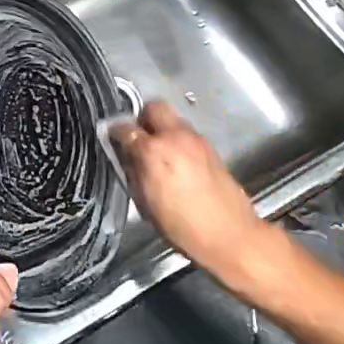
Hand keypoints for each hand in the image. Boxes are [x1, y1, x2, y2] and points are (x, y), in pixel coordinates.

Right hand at [111, 102, 272, 281]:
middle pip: (154, 107)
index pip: (126, 128)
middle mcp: (175, 137)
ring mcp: (196, 140)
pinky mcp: (211, 148)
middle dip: (143, 118)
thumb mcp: (146, 203)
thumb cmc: (182, 227)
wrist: (230, 236)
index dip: (116, 131)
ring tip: (160, 152)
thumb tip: (127, 157)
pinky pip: (188, 134)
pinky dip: (178, 140)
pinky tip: (179, 162)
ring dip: (163, 129)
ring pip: (173, 119)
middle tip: (139, 135)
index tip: (114, 137)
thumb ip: (134, 172)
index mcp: (153, 151)